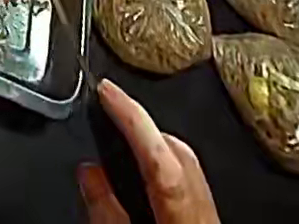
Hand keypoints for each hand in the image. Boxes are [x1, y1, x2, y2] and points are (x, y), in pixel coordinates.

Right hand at [79, 80, 219, 223]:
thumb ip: (107, 213)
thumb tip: (89, 172)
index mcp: (184, 215)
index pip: (159, 154)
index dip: (130, 115)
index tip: (105, 88)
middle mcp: (204, 211)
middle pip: (177, 150)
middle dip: (142, 125)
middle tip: (111, 110)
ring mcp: (210, 214)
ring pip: (188, 162)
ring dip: (155, 144)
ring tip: (124, 139)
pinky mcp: (208, 217)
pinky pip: (192, 180)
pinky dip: (168, 167)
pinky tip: (148, 177)